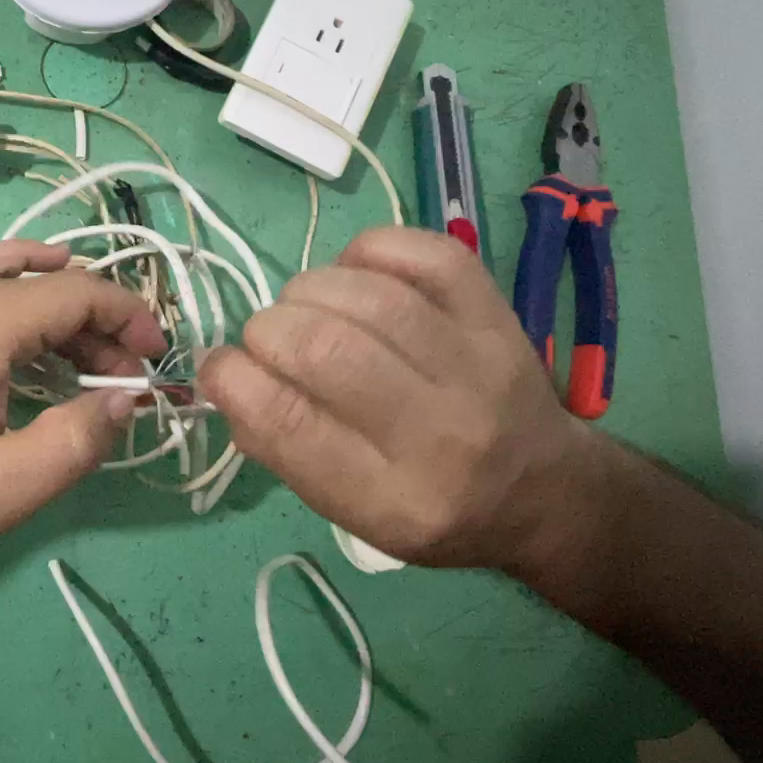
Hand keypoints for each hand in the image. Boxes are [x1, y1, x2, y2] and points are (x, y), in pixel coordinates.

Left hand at [0, 240, 166, 554]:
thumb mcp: (1, 489)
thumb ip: (75, 442)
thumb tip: (126, 399)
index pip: (78, 293)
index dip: (129, 317)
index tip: (157, 358)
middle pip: (55, 286)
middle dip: (105, 327)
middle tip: (127, 382)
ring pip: (26, 280)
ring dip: (71, 314)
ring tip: (98, 364)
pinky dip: (30, 281)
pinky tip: (47, 291)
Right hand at [198, 227, 603, 570]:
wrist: (542, 491)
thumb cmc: (426, 505)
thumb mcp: (346, 511)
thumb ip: (278, 447)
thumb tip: (225, 375)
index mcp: (391, 499)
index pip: (287, 421)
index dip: (230, 378)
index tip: (220, 368)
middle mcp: (441, 435)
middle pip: (324, 349)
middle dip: (266, 330)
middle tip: (265, 339)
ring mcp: (477, 367)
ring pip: (368, 297)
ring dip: (307, 290)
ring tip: (304, 308)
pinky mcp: (496, 316)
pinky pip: (423, 254)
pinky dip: (366, 251)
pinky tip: (352, 276)